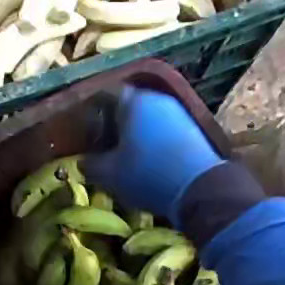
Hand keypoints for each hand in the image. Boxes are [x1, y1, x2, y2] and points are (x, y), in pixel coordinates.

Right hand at [83, 83, 225, 225]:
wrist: (201, 189)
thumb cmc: (147, 175)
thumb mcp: (109, 174)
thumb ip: (90, 165)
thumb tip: (83, 162)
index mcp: (133, 102)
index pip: (106, 94)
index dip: (93, 110)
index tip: (85, 127)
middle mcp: (157, 99)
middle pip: (130, 105)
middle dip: (115, 123)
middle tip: (103, 143)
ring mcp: (180, 113)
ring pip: (149, 118)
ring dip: (136, 134)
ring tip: (125, 155)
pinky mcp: (195, 130)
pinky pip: (165, 130)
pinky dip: (154, 142)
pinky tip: (149, 162)